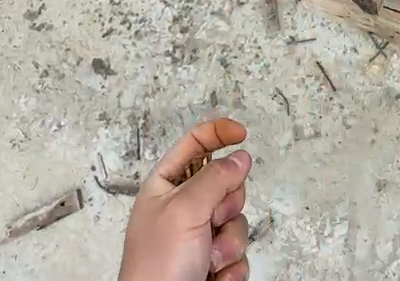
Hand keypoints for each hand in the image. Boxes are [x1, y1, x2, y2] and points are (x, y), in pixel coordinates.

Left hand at [118, 118, 252, 280]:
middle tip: (212, 220)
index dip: (219, 133)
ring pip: (237, 220)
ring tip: (208, 260)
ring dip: (228, 243)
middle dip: (228, 204)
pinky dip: (231, 267)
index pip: (196, 143)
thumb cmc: (157, 266)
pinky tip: (213, 277)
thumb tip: (241, 157)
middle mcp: (183, 207)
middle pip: (226, 183)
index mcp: (166, 185)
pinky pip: (239, 252)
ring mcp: (199, 236)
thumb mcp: (185, 210)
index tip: (242, 135)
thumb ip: (216, 178)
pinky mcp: (212, 262)